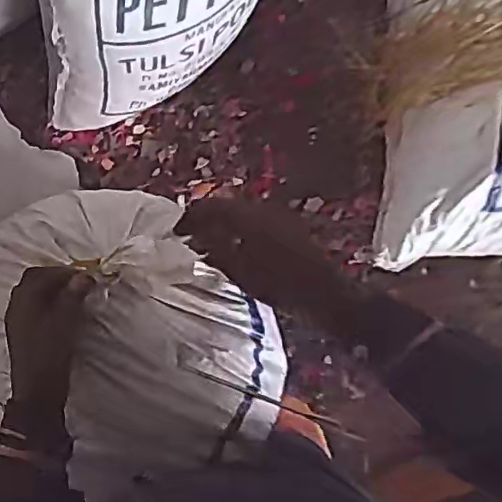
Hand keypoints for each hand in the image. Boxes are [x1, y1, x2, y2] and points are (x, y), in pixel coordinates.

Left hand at [4, 266, 94, 415]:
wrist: (36, 390)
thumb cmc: (51, 353)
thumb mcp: (66, 321)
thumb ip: (73, 296)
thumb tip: (83, 276)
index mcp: (24, 298)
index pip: (43, 273)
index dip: (65, 271)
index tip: (86, 276)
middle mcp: (16, 304)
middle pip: (34, 280)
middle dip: (56, 277)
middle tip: (79, 283)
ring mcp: (16, 319)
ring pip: (32, 294)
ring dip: (51, 290)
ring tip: (74, 296)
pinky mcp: (20, 332)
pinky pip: (32, 307)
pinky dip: (47, 303)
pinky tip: (62, 312)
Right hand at [176, 197, 363, 326]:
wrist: (327, 295)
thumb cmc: (278, 285)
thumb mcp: (238, 270)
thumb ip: (214, 248)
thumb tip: (195, 236)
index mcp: (247, 217)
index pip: (209, 207)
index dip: (189, 217)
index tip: (175, 232)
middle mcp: (262, 210)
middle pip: (225, 206)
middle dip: (204, 219)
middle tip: (187, 236)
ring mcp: (278, 217)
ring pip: (240, 213)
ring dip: (221, 224)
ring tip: (206, 243)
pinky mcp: (288, 228)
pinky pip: (253, 220)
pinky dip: (237, 229)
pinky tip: (232, 248)